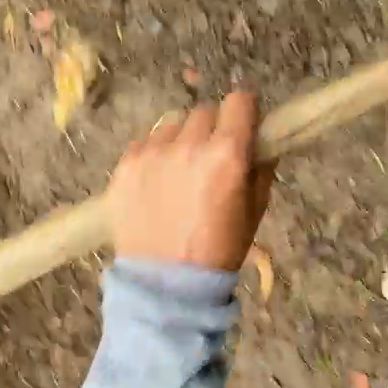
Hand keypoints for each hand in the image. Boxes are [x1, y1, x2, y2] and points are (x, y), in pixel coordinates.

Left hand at [107, 92, 273, 272]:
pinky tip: (157, 183)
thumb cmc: (220, 249)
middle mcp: (189, 144)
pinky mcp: (125, 164)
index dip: (244, 112)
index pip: (240, 100)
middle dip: (213, 128)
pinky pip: (146, 142)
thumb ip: (262, 167)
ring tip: (180, 171)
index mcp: (227, 154)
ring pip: (173, 124)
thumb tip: (262, 140)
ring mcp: (152, 152)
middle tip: (212, 157)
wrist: (166, 287)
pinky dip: (155, 155)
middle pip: (205, 111)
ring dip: (182, 139)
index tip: (243, 126)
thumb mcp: (256, 210)